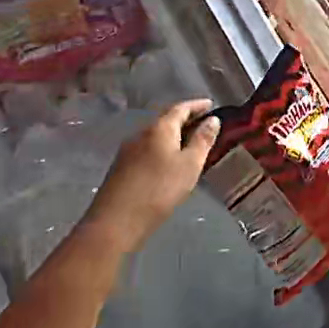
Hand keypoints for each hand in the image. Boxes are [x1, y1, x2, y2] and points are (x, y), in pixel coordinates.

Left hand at [83, 99, 220, 252]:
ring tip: (188, 142)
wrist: (115, 222)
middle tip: (202, 123)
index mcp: (160, 128)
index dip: (197, 105)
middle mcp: (141, 133)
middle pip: (166, 119)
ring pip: (155, 135)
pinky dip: (161, 147)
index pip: (181, 108)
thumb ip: (202, 140)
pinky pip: (146, 148)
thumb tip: (213, 119)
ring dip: (172, 134)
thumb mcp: (190, 165)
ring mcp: (128, 150)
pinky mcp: (120, 167)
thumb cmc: (159, 190)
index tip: (211, 104)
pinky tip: (166, 161)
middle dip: (184, 118)